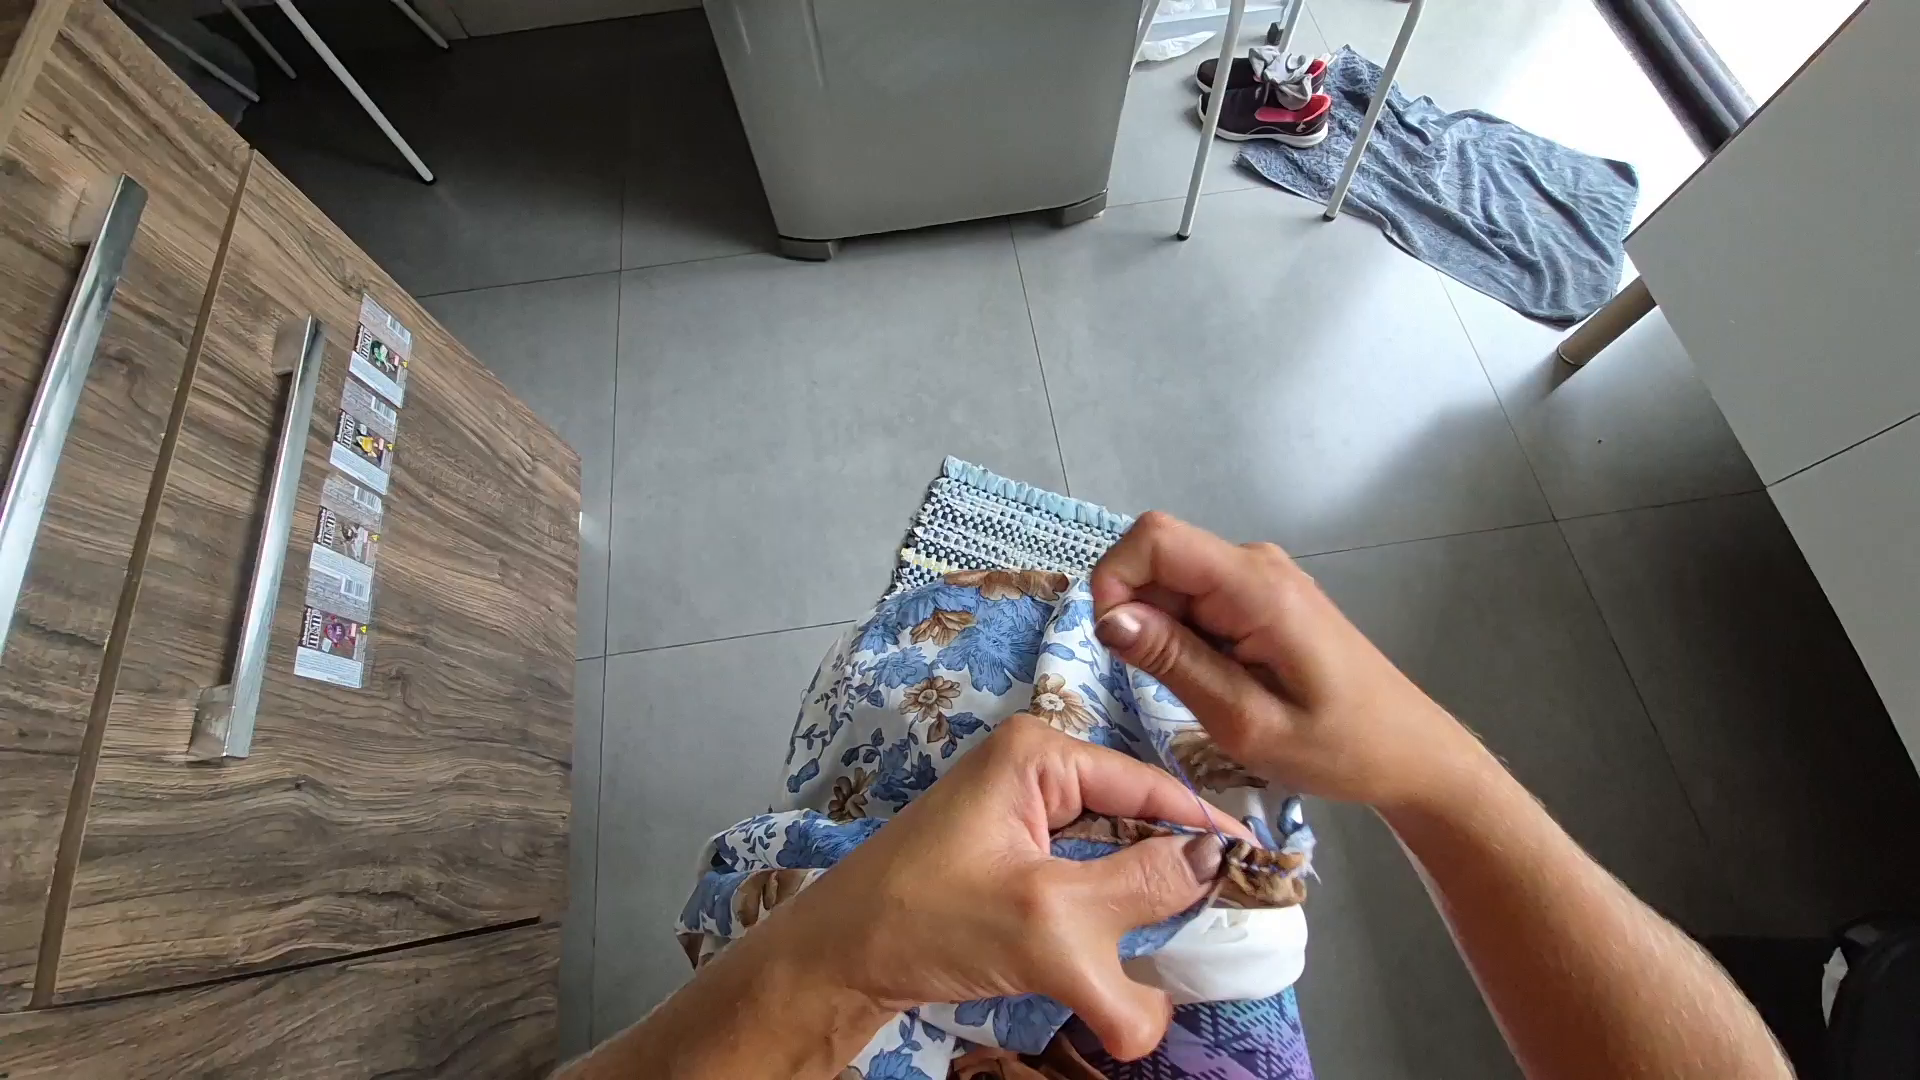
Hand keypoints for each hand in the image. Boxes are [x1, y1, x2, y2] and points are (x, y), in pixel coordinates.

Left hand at [760, 715, 1250, 1060]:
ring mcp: (1017, 813)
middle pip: (1127, 820)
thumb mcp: (1047, 912)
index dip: (1204, 825)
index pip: (1143, 784)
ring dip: (1130, 910)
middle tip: (1219, 928)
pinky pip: (1076, 877)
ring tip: (1166, 954)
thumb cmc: (930, 918)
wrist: (839, 959)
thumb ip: (1139, 889)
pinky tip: (1113, 962)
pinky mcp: (1008, 854)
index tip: (1261, 867)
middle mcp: (1031, 771)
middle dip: (1165, 878)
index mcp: (1038, 755)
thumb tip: (1216, 865)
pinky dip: (1099, 919)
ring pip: (1104, 856)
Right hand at [1089, 511, 1493, 812]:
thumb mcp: (1245, 720)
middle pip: (1158, 558)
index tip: (1115, 643)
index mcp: (1256, 586)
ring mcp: (1258, 576)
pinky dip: (1182, 633)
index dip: (1115, 579)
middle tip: (1164, 680)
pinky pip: (1194, 596)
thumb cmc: (1338, 748)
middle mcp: (1254, 563)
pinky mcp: (1259, 594)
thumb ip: (1174, 661)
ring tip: (1201, 685)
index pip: (1154, 538)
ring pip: (1170, 580)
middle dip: (1137, 615)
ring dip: (1160, 629)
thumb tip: (1107, 617)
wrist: (1412, 754)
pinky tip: (1215, 675)